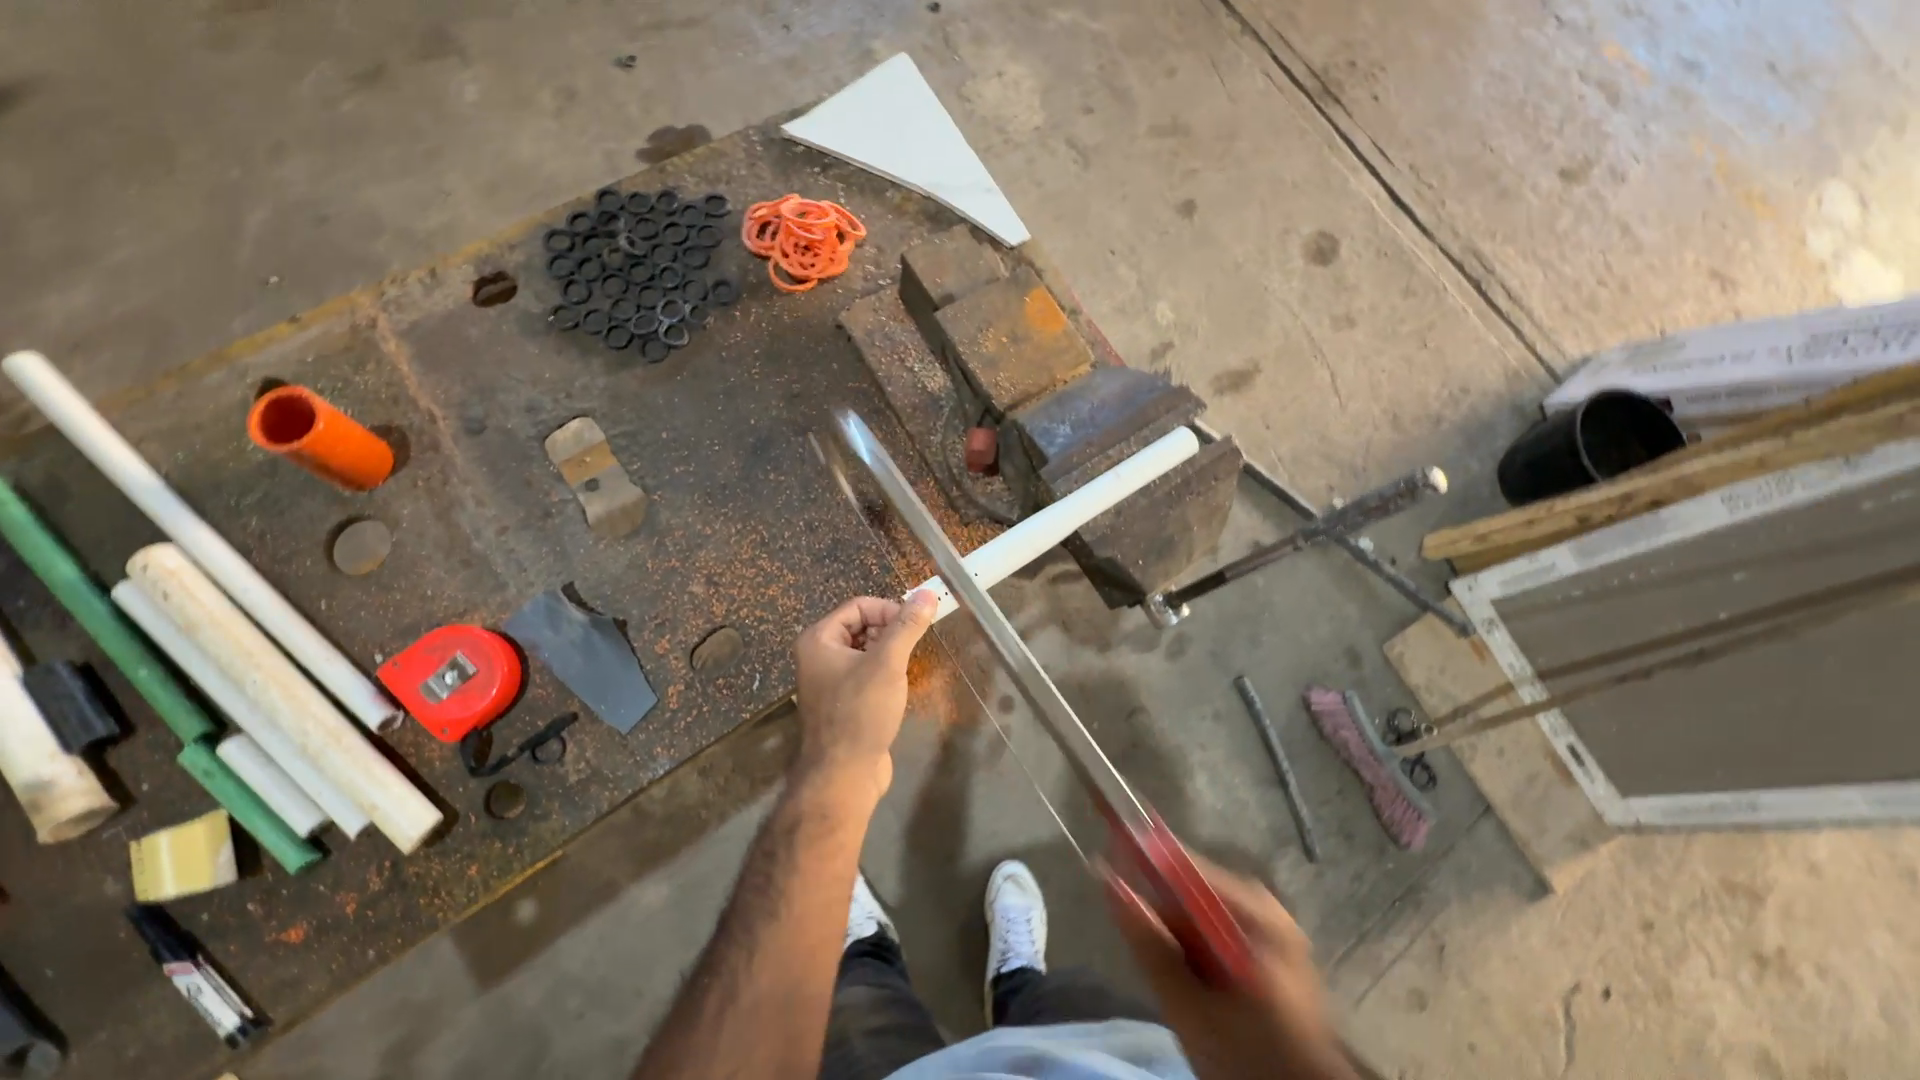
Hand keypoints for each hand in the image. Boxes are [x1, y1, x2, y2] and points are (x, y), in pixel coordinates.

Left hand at [793, 592, 937, 798]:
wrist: (844, 773)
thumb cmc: (861, 713)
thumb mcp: (887, 664)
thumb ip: (907, 626)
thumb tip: (928, 594)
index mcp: (818, 640)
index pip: (858, 606)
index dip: (889, 610)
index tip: (916, 625)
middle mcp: (818, 656)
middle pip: (860, 626)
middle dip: (890, 632)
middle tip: (913, 647)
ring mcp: (828, 681)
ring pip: (865, 651)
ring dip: (889, 653)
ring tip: (907, 667)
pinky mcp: (842, 702)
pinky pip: (865, 674)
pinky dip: (884, 674)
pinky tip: (899, 687)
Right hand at [1107, 857, 1357, 1079]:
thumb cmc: (1250, 1056)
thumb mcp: (1189, 1007)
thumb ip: (1150, 945)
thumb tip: (1110, 884)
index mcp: (1253, 914)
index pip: (1184, 866)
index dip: (1142, 862)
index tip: (1103, 864)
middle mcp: (1266, 909)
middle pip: (1195, 891)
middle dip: (1166, 917)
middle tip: (1153, 958)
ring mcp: (1275, 929)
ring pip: (1206, 914)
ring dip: (1183, 938)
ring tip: (1180, 982)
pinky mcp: (1276, 950)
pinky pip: (1223, 930)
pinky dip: (1203, 951)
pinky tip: (1202, 986)